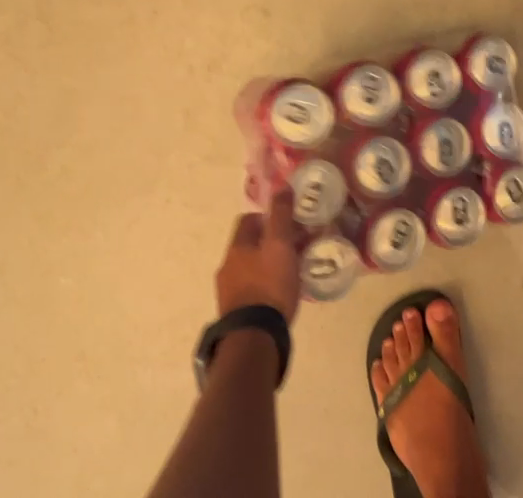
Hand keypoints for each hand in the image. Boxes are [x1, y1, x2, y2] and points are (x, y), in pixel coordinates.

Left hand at [215, 190, 300, 322]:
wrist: (254, 335)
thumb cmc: (270, 284)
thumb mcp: (280, 244)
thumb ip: (281, 215)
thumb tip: (283, 187)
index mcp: (237, 247)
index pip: (247, 220)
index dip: (268, 218)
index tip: (289, 226)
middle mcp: (227, 266)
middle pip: (249, 245)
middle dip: (270, 244)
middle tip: (295, 250)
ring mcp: (228, 291)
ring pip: (249, 269)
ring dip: (267, 267)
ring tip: (290, 275)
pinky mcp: (234, 312)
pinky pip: (251, 291)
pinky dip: (264, 288)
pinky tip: (280, 297)